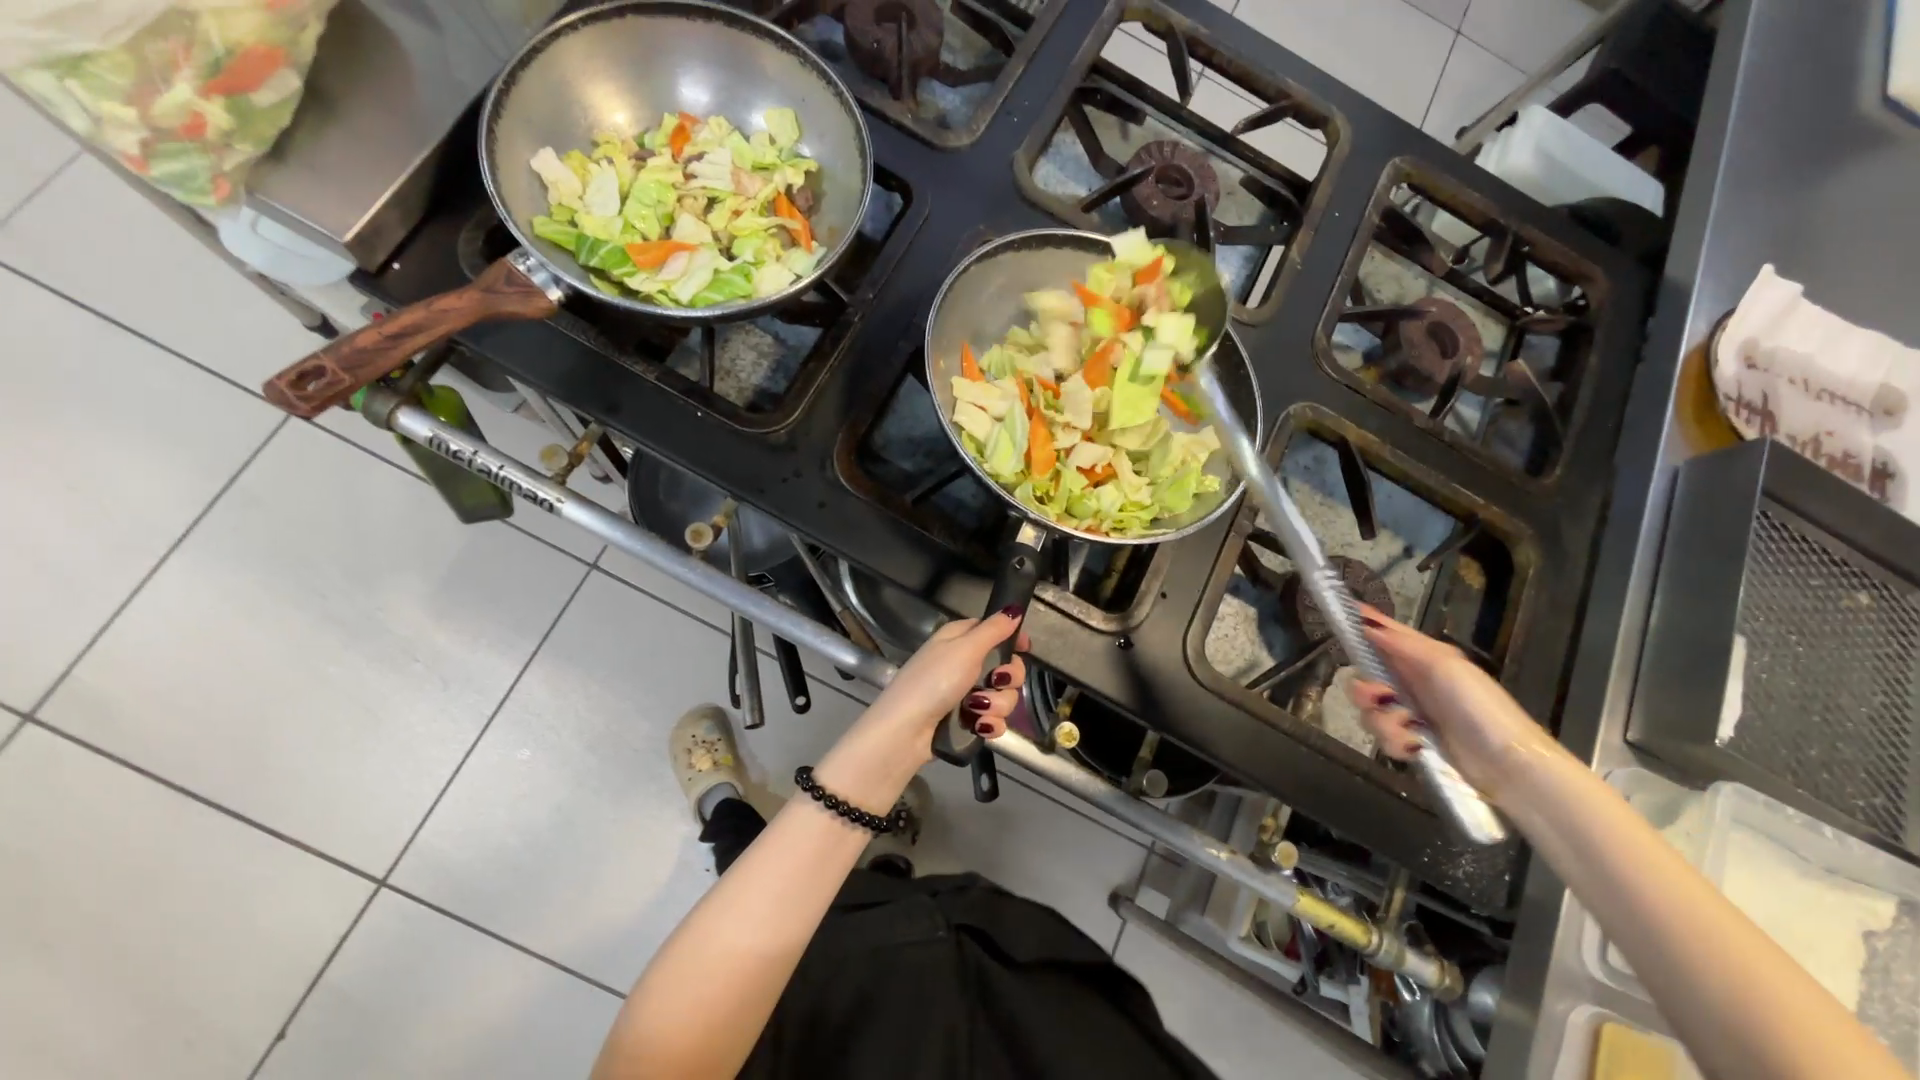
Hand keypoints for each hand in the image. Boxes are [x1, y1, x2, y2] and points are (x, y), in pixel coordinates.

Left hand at [859, 607, 1028, 757]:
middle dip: (1007, 679)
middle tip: (995, 682)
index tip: (1025, 648)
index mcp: (960, 640)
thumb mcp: (965, 649)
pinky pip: (995, 720)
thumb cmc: (933, 681)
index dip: (1012, 639)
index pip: (994, 631)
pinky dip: (989, 724)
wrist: (906, 730)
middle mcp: (964, 664)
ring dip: (997, 705)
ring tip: (976, 710)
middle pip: (1006, 666)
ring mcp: (966, 695)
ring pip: (1004, 696)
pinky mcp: (968, 721)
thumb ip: (993, 629)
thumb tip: (1014, 608)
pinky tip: (978, 727)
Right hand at [1345, 606, 1567, 798]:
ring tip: (1407, 731)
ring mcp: (1411, 713)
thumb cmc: (1480, 707)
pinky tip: (1414, 748)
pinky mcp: (1412, 740)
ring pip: (1370, 711)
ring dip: (1383, 723)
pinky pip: (1384, 737)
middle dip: (1365, 691)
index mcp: (1424, 658)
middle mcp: (1414, 682)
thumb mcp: (1446, 667)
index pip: (1387, 634)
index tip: (1339, 618)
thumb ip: (1404, 645)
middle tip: (1378, 698)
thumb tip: (1367, 624)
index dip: (1364, 626)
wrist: (1507, 763)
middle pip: (1366, 677)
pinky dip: (1395, 743)